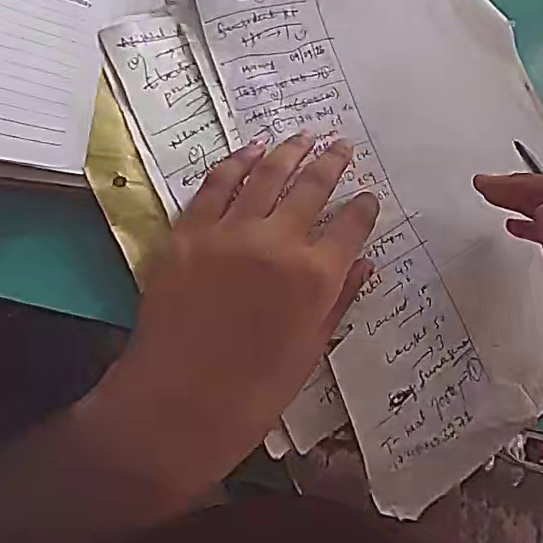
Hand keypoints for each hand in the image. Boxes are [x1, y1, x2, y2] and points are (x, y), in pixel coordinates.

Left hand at [90, 134, 380, 495]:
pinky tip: (253, 149)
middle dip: (333, 161)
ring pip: (268, 174)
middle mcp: (278, 243)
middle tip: (342, 144)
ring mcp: (230, 232)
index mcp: (315, 276)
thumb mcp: (310, 350)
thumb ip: (340, 299)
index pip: (351, 225)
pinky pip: (217, 184)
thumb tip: (364, 264)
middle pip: (313, 187)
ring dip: (290, 150)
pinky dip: (238, 161)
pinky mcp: (190, 231)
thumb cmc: (253, 393)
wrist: (173, 408)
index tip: (368, 197)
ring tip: (305, 135)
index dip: (364, 207)